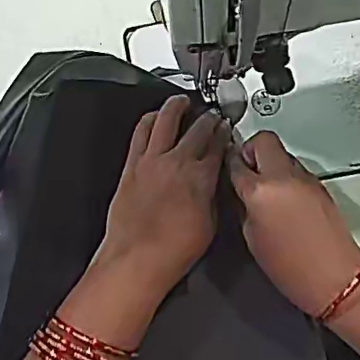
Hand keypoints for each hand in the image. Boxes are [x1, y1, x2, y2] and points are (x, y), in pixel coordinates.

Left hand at [93, 95, 228, 299]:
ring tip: (182, 101)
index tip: (226, 129)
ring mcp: (152, 160)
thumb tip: (214, 185)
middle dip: (208, 118)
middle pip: (197, 129)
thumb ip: (213, 197)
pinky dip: (148, 120)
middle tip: (212, 114)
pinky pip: (140, 133)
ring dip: (176, 107)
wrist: (137, 258)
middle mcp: (177, 162)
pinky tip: (152, 117)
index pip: (218, 146)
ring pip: (166, 121)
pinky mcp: (132, 165)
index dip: (224, 135)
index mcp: (201, 177)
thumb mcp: (209, 225)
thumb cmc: (173, 250)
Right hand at [226, 131, 359, 316]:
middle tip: (246, 168)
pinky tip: (284, 201)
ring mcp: (306, 180)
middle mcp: (284, 178)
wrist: (337, 281)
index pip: (237, 162)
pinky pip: (297, 170)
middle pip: (263, 141)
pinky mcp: (320, 187)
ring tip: (267, 190)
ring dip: (271, 165)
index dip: (230, 164)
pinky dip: (286, 178)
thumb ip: (243, 207)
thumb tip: (242, 193)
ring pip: (282, 153)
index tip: (228, 168)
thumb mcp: (252, 238)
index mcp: (260, 191)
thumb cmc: (295, 270)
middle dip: (251, 150)